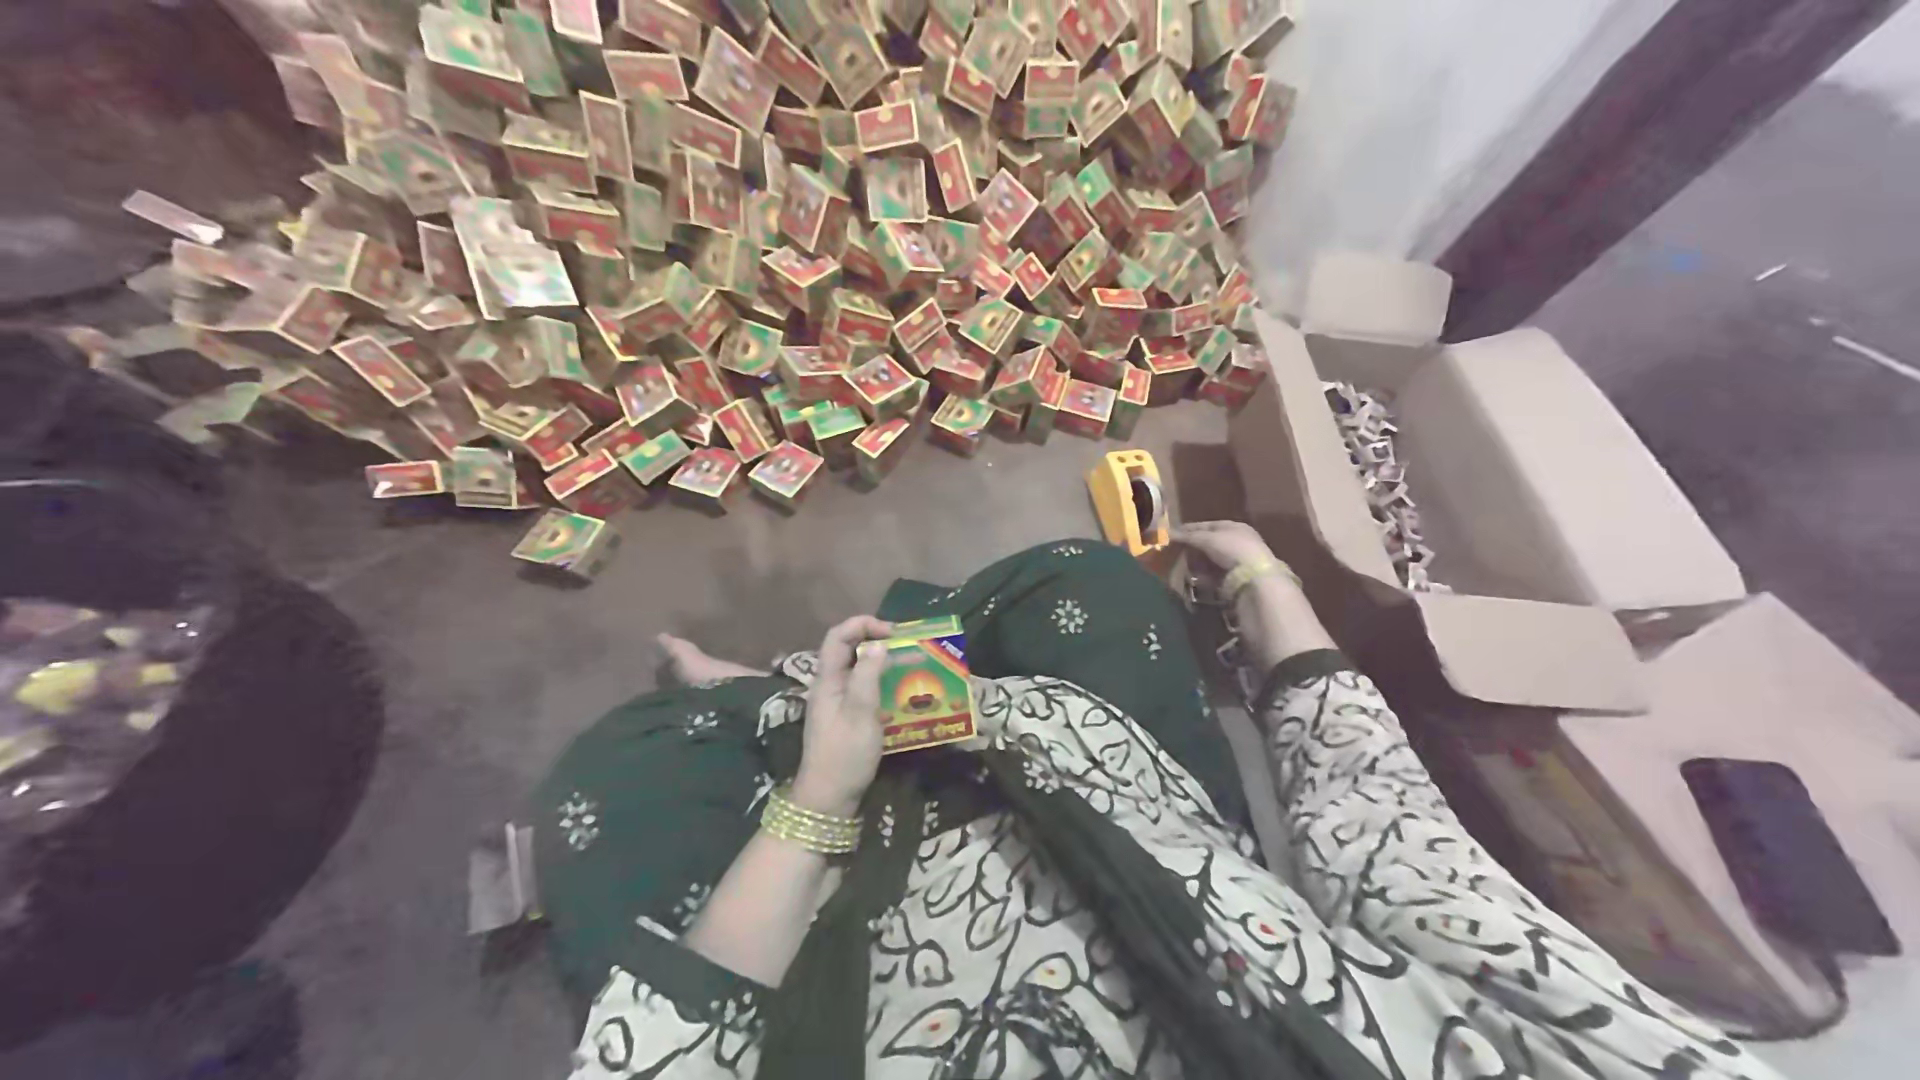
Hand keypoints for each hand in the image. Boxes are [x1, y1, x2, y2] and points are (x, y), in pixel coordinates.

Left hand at [791, 615, 892, 818]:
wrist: (829, 799)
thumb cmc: (844, 754)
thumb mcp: (861, 713)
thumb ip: (868, 676)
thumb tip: (879, 644)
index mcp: (827, 679)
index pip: (838, 635)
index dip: (863, 624)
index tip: (893, 632)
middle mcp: (830, 685)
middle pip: (849, 648)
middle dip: (876, 640)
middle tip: (907, 645)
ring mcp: (837, 701)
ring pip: (858, 668)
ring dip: (882, 661)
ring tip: (909, 664)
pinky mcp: (847, 716)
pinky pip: (864, 687)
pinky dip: (882, 681)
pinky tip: (902, 691)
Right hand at [1172, 520, 1274, 574]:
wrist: (1254, 576)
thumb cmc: (1232, 549)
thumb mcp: (1207, 539)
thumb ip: (1188, 536)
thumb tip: (1168, 533)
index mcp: (1234, 527)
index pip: (1208, 525)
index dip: (1190, 528)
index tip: (1174, 533)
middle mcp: (1238, 541)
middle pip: (1210, 542)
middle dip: (1194, 547)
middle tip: (1177, 551)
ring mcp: (1239, 559)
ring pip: (1212, 558)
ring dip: (1199, 562)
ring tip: (1185, 566)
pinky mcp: (1238, 576)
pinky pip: (1217, 572)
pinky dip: (1206, 574)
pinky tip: (1197, 577)